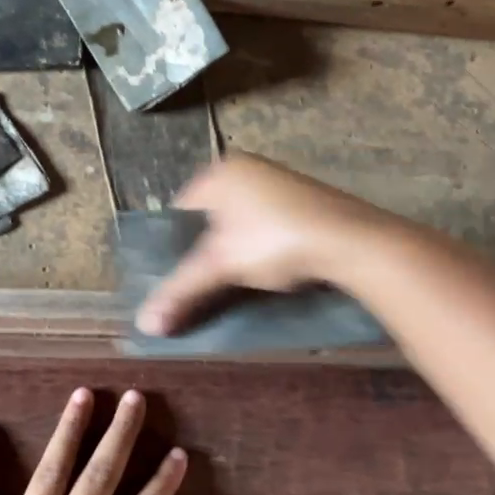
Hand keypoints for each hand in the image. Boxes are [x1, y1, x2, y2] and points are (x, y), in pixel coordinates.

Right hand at [135, 154, 402, 335]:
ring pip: (241, 224)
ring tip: (235, 282)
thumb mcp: (221, 265)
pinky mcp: (305, 202)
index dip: (173, 246)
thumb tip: (144, 325)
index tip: (176, 277)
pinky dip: (262, 249)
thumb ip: (181, 290)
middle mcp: (249, 168)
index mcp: (222, 171)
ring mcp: (280, 183)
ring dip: (236, 253)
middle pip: (211, 218)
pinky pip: (268, 227)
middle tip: (205, 283)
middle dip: (207, 251)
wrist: (350, 241)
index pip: (180, 210)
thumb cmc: (275, 241)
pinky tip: (268, 272)